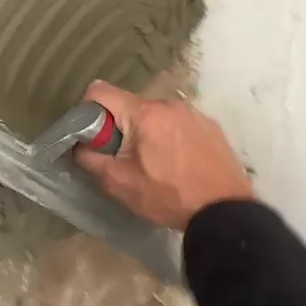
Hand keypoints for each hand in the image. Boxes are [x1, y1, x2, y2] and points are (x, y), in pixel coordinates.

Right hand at [73, 80, 252, 230]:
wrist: (226, 214)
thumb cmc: (169, 196)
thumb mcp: (119, 182)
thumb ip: (90, 158)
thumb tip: (78, 145)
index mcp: (145, 113)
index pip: (100, 91)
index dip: (87, 110)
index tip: (93, 136)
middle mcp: (170, 105)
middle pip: (128, 104)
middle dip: (119, 125)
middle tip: (124, 157)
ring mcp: (194, 114)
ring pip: (154, 114)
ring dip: (145, 130)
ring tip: (153, 162)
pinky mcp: (211, 127)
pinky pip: (177, 122)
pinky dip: (168, 135)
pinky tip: (176, 162)